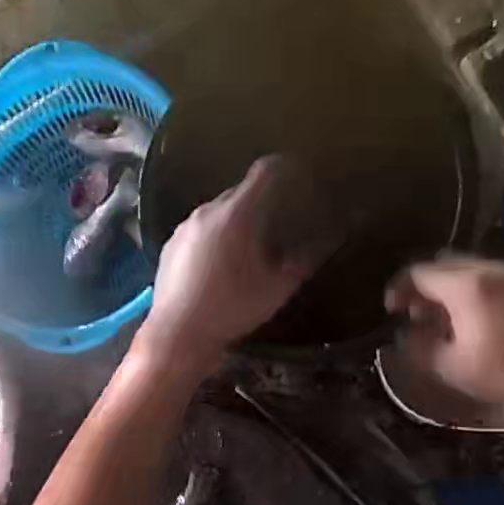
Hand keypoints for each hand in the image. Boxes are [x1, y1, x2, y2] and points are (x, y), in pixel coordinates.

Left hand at [139, 156, 332, 367]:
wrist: (177, 335)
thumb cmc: (231, 310)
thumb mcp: (277, 287)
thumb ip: (306, 257)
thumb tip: (333, 236)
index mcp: (235, 214)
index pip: (266, 171)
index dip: (289, 169)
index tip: (303, 179)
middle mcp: (206, 212)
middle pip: (242, 191)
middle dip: (265, 201)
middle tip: (283, 220)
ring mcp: (184, 227)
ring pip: (220, 211)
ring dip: (239, 220)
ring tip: (253, 246)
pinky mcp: (170, 245)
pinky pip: (201, 229)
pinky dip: (217, 235)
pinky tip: (222, 262)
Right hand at [385, 256, 503, 416]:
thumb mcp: (452, 367)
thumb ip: (420, 348)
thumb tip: (406, 337)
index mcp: (466, 285)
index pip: (419, 272)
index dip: (398, 288)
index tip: (391, 311)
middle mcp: (490, 271)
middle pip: (444, 265)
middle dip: (422, 286)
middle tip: (412, 313)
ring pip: (468, 270)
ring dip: (446, 289)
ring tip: (439, 320)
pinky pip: (489, 280)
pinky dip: (470, 292)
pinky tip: (469, 322)